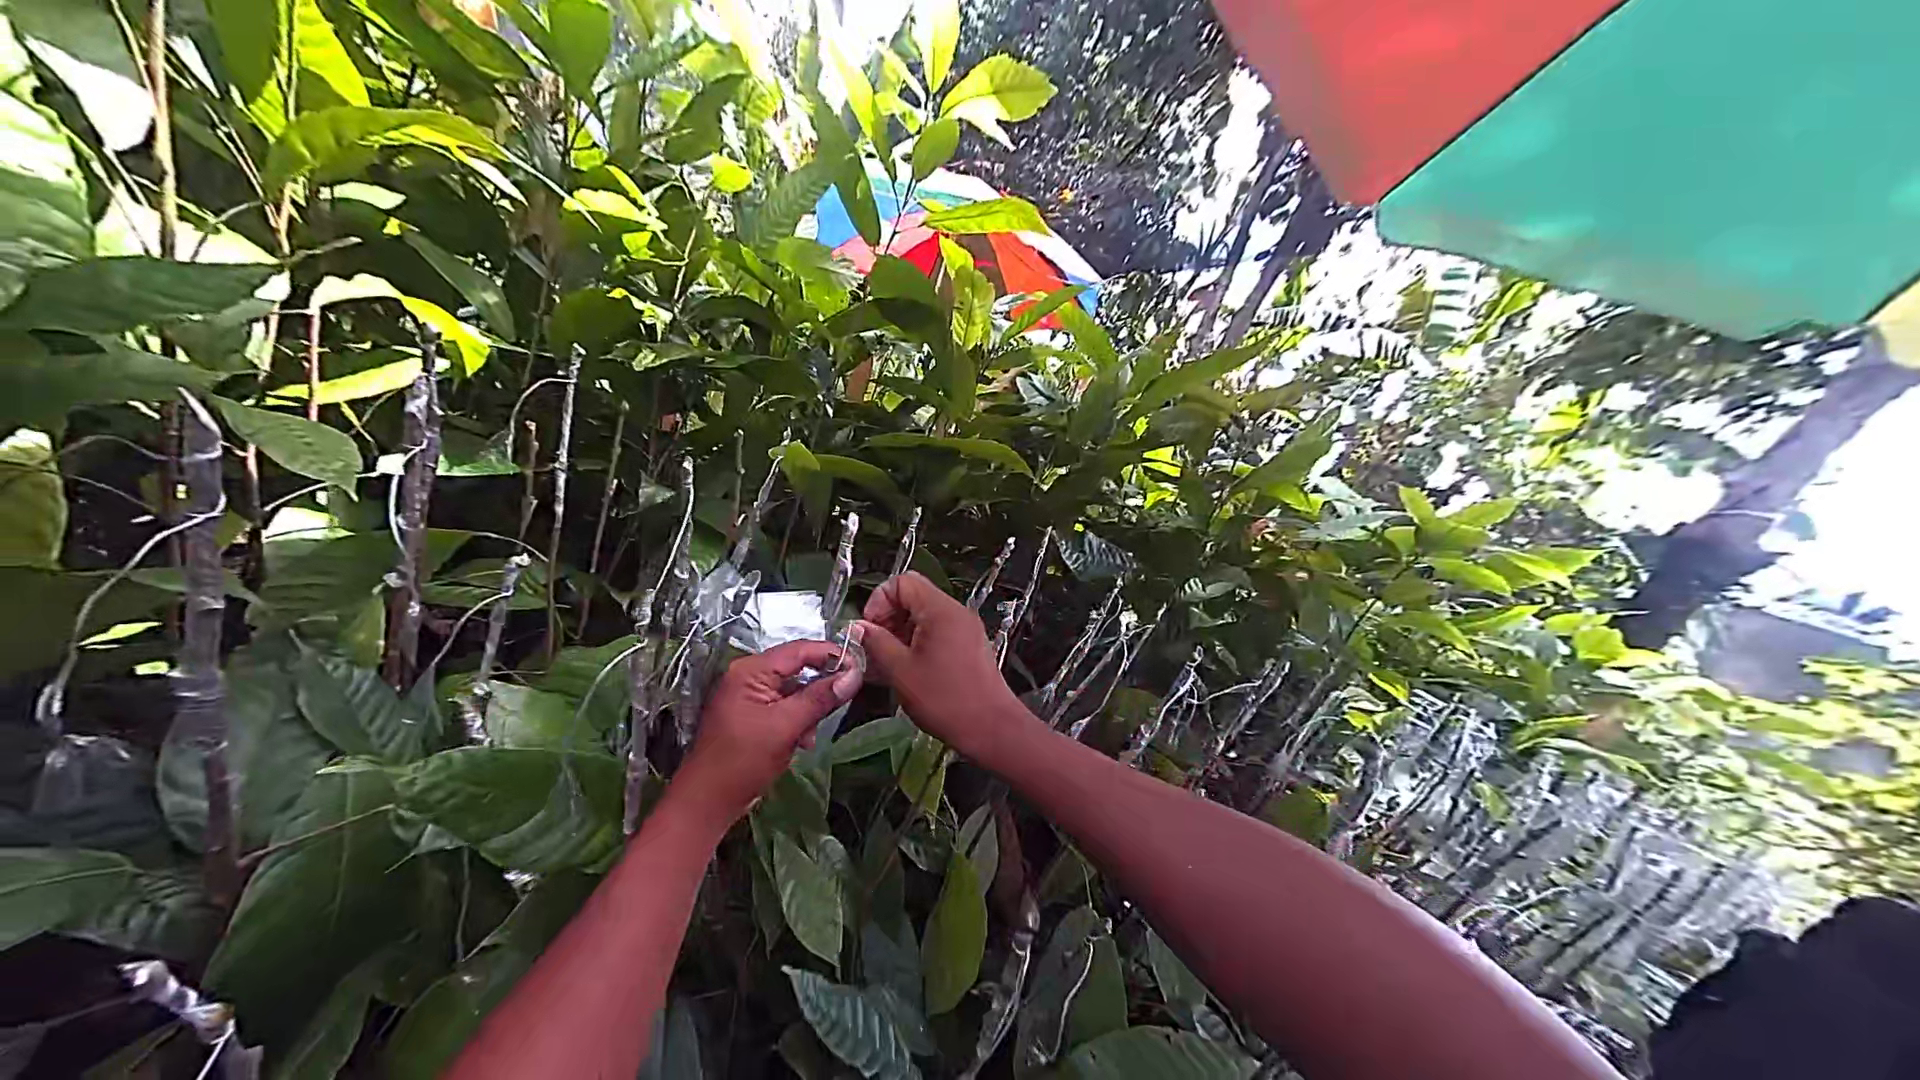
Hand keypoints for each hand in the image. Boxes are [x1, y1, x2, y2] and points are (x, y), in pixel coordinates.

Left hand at [674, 639, 861, 825]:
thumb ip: (821, 697)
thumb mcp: (786, 726)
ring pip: (793, 689)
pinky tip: (801, 741)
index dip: (831, 655)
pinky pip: (784, 706)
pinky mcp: (751, 714)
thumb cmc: (743, 760)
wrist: (706, 802)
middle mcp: (748, 676)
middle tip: (843, 700)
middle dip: (820, 687)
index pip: (800, 650)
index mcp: (751, 671)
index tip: (859, 667)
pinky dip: (797, 720)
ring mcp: (748, 695)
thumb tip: (854, 675)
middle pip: (797, 668)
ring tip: (810, 735)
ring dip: (809, 709)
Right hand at [856, 572, 1034, 758]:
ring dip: (901, 632)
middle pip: (914, 596)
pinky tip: (908, 669)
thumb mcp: (901, 671)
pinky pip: (938, 631)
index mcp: (940, 610)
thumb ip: (876, 643)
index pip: (902, 582)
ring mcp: (966, 627)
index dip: (879, 601)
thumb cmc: (944, 699)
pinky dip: (918, 642)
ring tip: (888, 662)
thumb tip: (859, 628)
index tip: (870, 630)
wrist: (991, 727)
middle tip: (875, 648)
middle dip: (888, 617)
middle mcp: (956, 611)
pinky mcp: (970, 644)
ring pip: (924, 615)